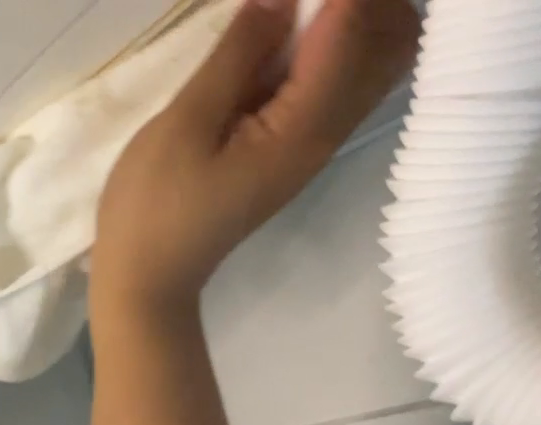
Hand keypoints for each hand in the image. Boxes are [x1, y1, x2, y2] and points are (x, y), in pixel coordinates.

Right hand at [92, 0, 421, 313]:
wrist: (146, 281)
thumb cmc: (151, 209)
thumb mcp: (183, 125)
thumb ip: (235, 57)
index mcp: (303, 125)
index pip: (357, 23)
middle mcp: (327, 132)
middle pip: (394, 39)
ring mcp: (315, 145)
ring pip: (376, 60)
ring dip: (352, 18)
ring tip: (290, 11)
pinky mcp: (295, 152)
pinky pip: (343, 84)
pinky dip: (333, 46)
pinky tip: (282, 41)